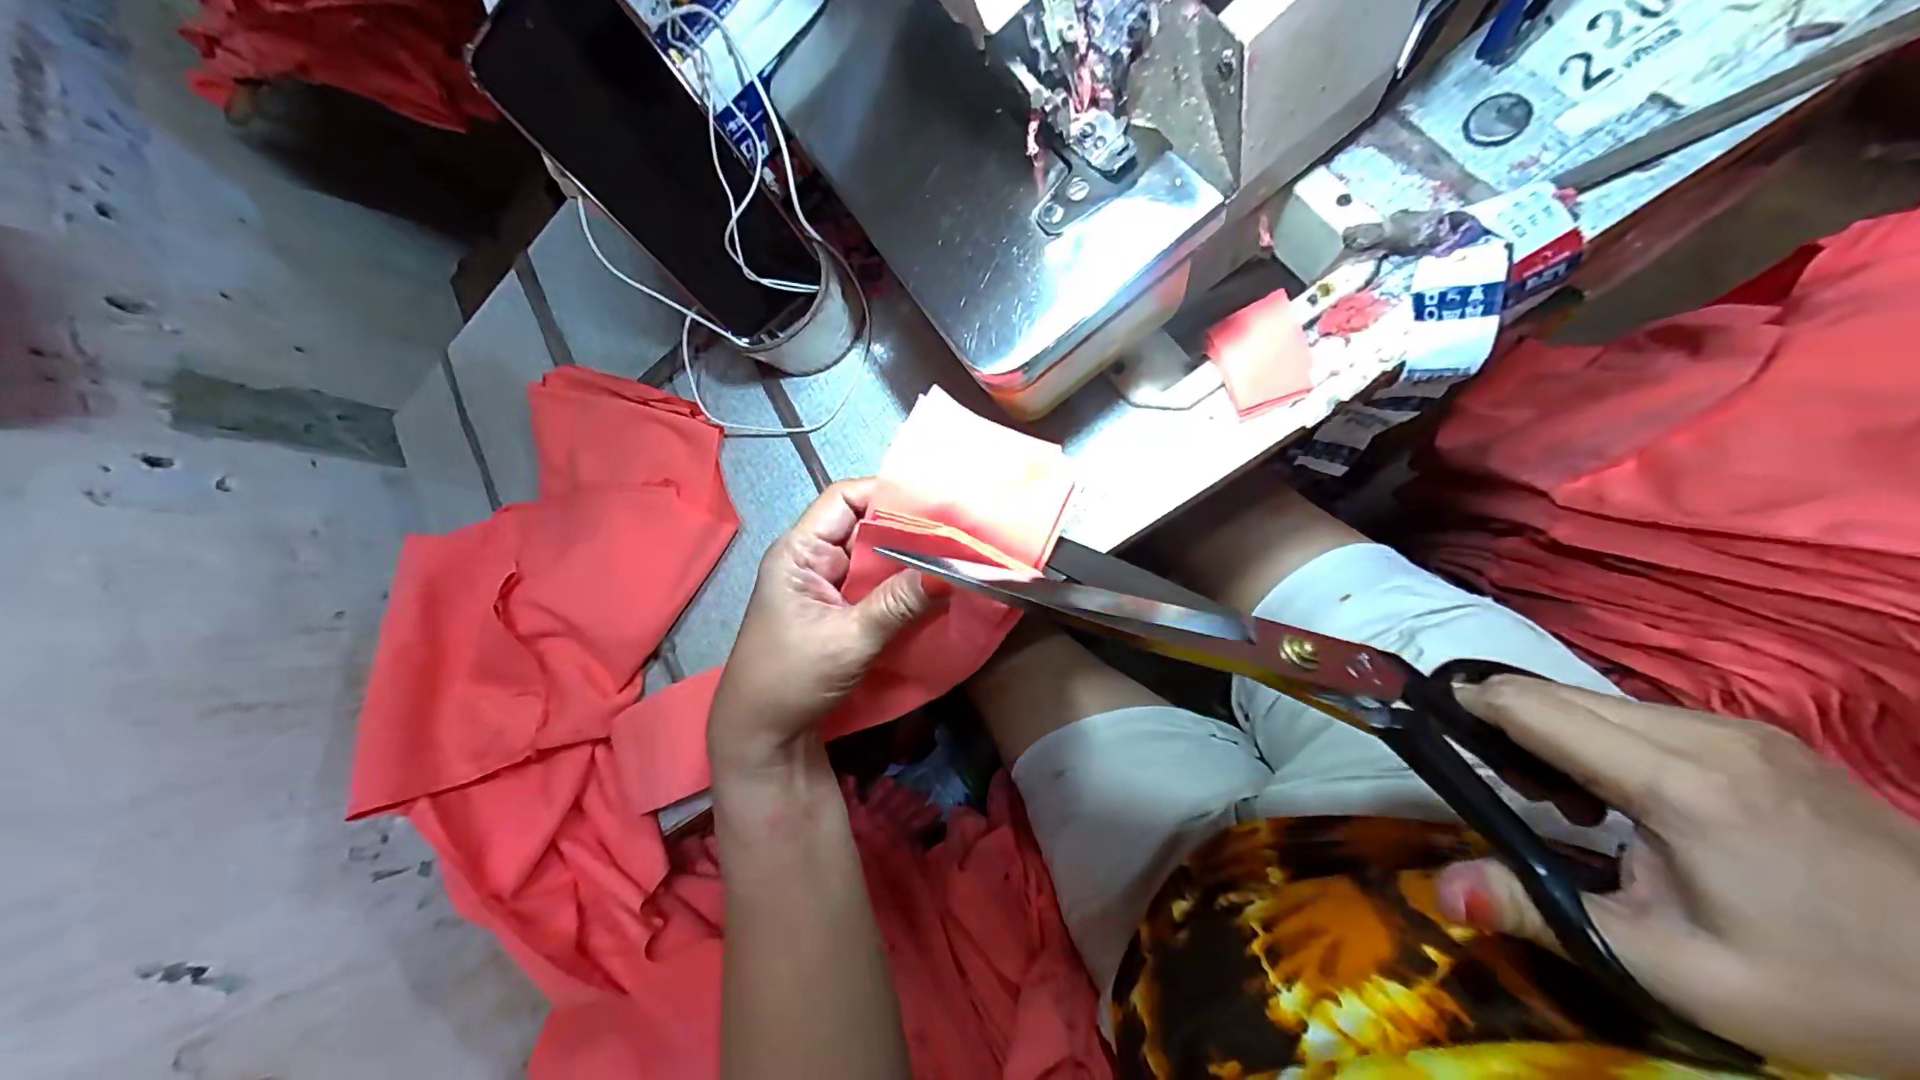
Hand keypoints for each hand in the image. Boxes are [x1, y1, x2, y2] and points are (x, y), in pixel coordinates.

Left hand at [708, 479, 943, 779]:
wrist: (763, 735)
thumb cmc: (791, 680)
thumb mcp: (849, 640)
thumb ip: (898, 604)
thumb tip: (950, 572)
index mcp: (799, 552)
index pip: (843, 499)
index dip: (885, 494)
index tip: (932, 504)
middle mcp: (811, 559)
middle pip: (863, 525)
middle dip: (906, 527)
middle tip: (955, 532)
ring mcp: (825, 584)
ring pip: (872, 555)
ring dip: (907, 557)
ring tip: (953, 555)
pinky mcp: (838, 609)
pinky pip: (874, 583)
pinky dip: (900, 583)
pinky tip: (932, 586)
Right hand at [1436, 677, 1919, 1076]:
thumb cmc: (1827, 985)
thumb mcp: (1674, 969)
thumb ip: (1544, 914)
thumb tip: (1440, 891)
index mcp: (1679, 784)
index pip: (1536, 708)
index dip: (1470, 704)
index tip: (1427, 718)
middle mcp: (1704, 735)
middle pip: (1559, 694)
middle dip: (1503, 720)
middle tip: (1497, 782)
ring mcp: (1739, 730)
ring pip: (1598, 701)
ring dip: (1551, 728)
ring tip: (1559, 799)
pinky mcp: (1759, 737)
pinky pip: (1642, 715)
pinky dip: (1597, 735)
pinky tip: (1619, 792)